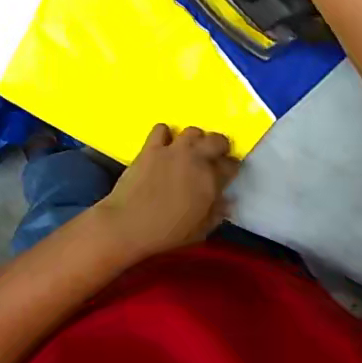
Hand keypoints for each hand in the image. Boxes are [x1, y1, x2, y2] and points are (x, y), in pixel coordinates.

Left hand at [89, 124, 239, 261]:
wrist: (129, 224)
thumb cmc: (167, 233)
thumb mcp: (200, 231)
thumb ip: (216, 214)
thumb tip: (227, 202)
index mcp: (211, 180)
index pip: (232, 164)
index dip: (231, 168)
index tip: (226, 175)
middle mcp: (196, 159)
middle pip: (217, 140)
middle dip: (219, 147)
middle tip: (212, 158)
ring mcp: (172, 150)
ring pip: (192, 131)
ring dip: (195, 139)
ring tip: (189, 151)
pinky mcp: (150, 148)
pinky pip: (161, 129)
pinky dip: (164, 134)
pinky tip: (163, 145)